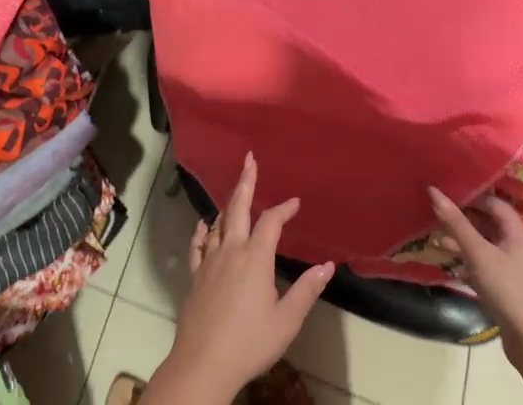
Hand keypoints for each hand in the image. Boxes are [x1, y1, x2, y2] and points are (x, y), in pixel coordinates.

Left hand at [145, 153, 335, 403]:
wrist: (203, 363)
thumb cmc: (250, 342)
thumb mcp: (286, 320)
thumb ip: (306, 290)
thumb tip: (327, 265)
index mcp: (255, 258)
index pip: (271, 222)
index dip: (283, 209)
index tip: (295, 203)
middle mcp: (230, 251)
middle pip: (237, 208)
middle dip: (245, 183)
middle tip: (249, 160)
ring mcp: (209, 262)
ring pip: (217, 224)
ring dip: (227, 206)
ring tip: (234, 193)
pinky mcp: (195, 277)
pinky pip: (198, 245)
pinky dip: (202, 231)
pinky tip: (204, 225)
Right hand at [427, 187, 522, 353]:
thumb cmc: (508, 290)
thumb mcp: (479, 254)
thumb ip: (456, 224)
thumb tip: (434, 191)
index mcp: (518, 233)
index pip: (495, 204)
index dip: (472, 196)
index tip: (447, 192)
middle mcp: (519, 247)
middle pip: (490, 224)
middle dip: (464, 219)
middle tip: (437, 213)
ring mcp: (516, 268)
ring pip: (487, 246)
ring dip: (464, 241)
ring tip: (438, 238)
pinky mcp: (510, 287)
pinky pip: (487, 265)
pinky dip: (471, 262)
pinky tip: (453, 265)